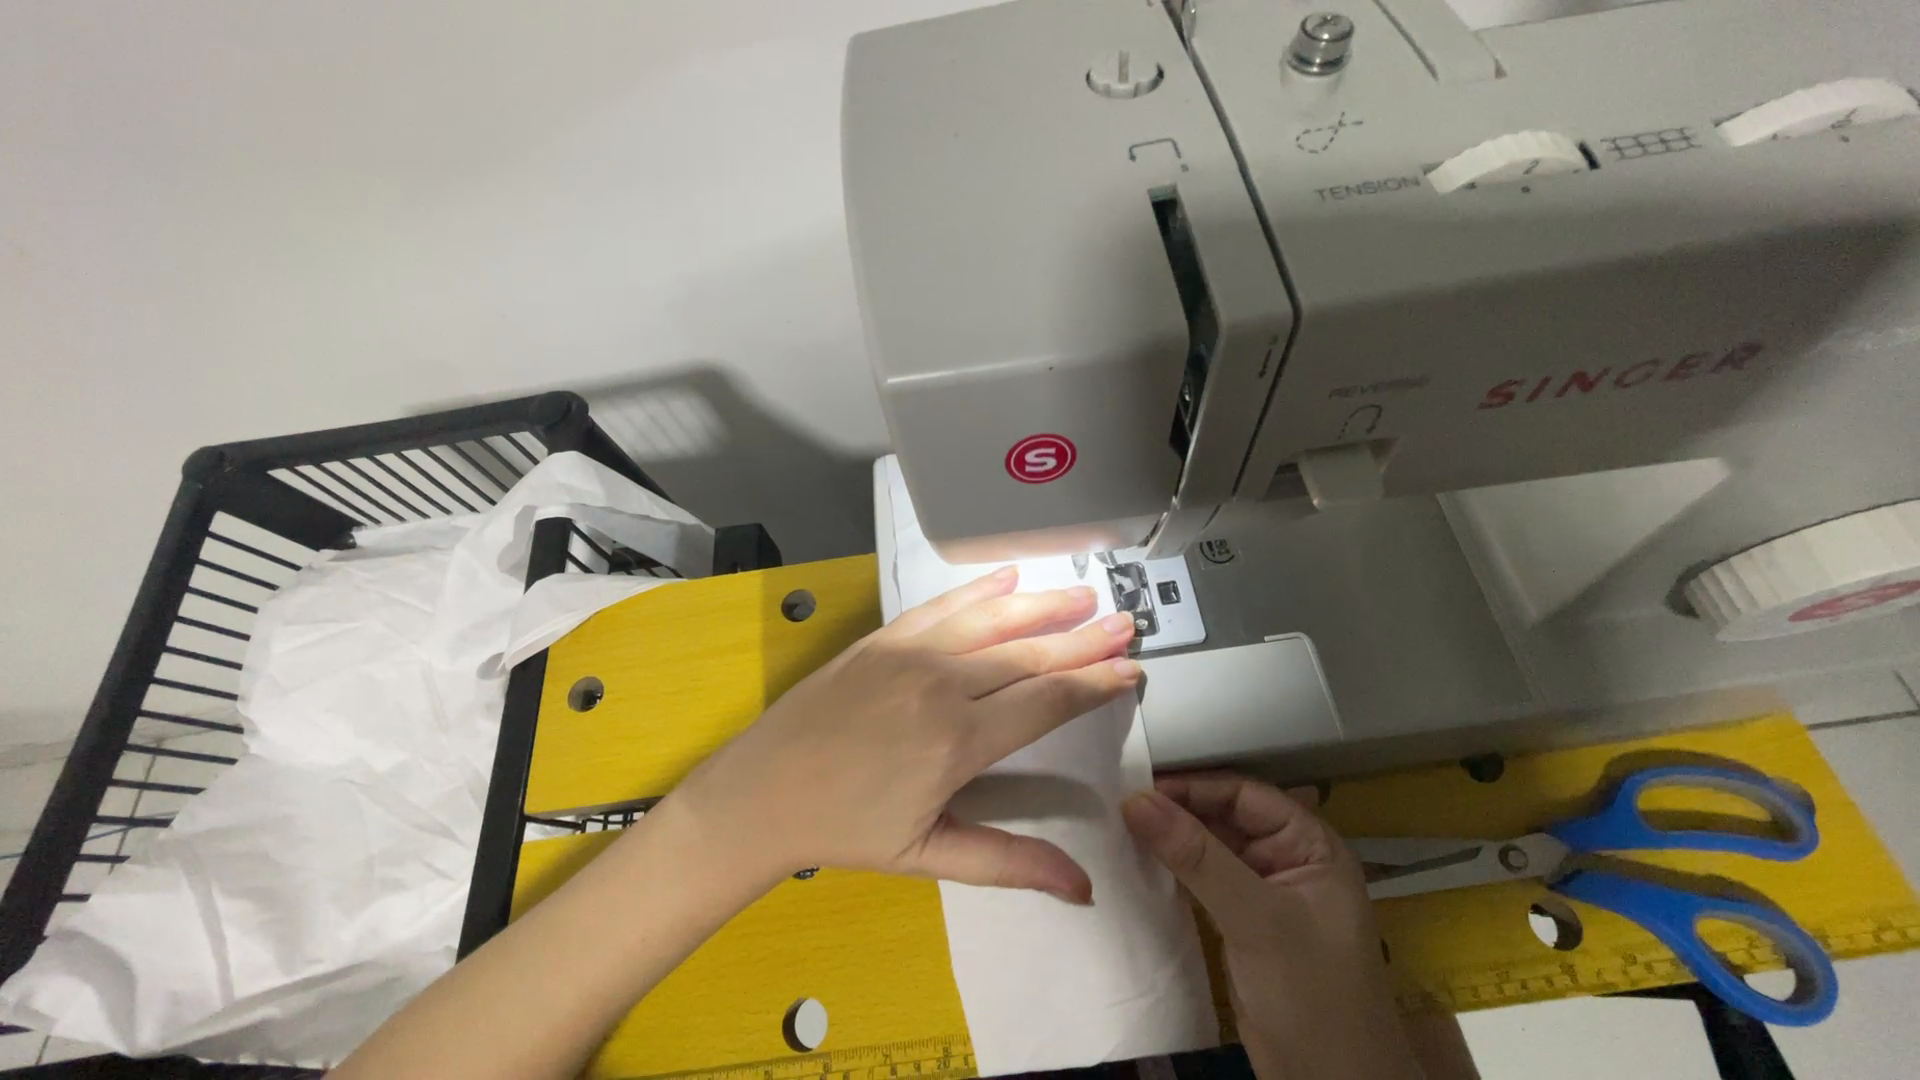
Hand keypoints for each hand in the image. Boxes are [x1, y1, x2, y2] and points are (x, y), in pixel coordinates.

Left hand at [672, 566, 1140, 902]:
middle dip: (1084, 639)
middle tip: (1126, 623)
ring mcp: (909, 655)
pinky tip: (1008, 578)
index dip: (1094, 684)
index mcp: (959, 742)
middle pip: (1029, 655)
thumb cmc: (845, 830)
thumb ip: (1009, 862)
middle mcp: (941, 686)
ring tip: (1084, 594)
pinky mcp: (882, 639)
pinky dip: (978, 590)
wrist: (761, 792)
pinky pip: (940, 606)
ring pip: (991, 621)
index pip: (1047, 702)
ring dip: (1043, 605)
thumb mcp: (928, 856)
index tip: (1131, 669)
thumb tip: (1083, 887)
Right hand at [1122, 774, 1420, 1079]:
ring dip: (1169, 841)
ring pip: (1209, 850)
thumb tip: (1137, 800)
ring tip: (1117, 829)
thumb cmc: (1311, 993)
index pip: (1244, 795)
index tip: (1136, 786)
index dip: (1193, 787)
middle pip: (1224, 818)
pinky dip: (1171, 873)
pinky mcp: (1240, 926)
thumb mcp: (1256, 918)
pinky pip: (1201, 883)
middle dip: (1176, 811)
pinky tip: (1135, 866)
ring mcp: (1263, 895)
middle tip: (1117, 805)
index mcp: (1311, 846)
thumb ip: (1197, 856)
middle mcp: (1288, 861)